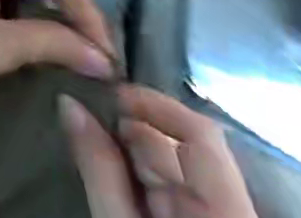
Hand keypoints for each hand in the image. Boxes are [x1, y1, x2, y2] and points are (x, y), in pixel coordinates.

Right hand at [61, 85, 256, 217]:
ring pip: (174, 168)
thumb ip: (100, 168)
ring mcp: (220, 215)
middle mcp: (231, 205)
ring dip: (133, 154)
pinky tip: (114, 178)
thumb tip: (69, 102)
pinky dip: (142, 179)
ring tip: (92, 147)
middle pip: (182, 147)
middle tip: (83, 120)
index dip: (155, 105)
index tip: (107, 95)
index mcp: (224, 206)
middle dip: (132, 129)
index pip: (200, 132)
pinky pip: (176, 190)